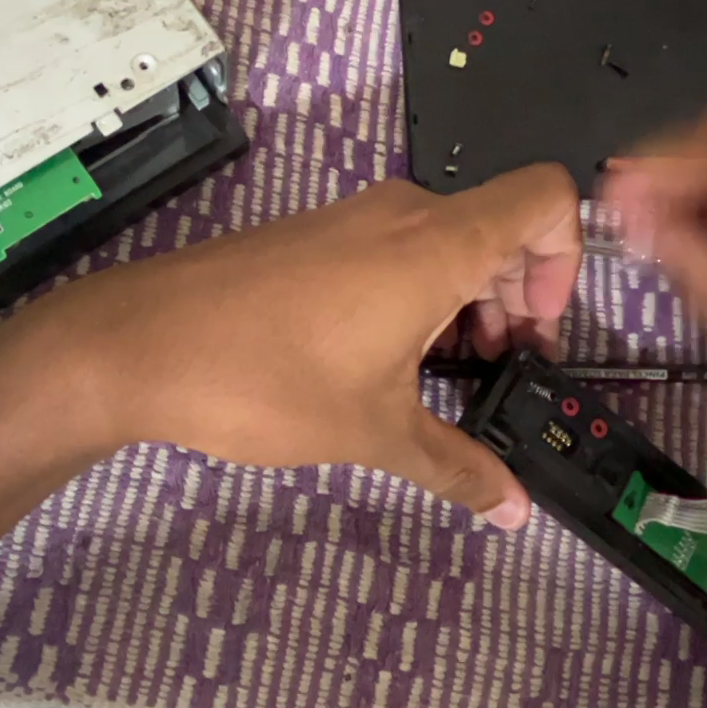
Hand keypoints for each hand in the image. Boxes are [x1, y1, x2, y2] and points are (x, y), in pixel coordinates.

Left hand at [11, 165, 581, 528]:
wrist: (141, 341)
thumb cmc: (267, 379)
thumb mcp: (373, 431)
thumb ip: (456, 467)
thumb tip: (513, 510)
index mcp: (435, 244)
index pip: (543, 198)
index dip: (564, 259)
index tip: (534, 332)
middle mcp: (400, 213)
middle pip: (498, 228)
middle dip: (515, 298)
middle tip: (490, 369)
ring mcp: (351, 218)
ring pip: (444, 239)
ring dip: (463, 300)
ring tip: (435, 371)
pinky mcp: (315, 235)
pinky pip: (393, 246)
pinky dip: (414, 290)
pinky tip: (379, 353)